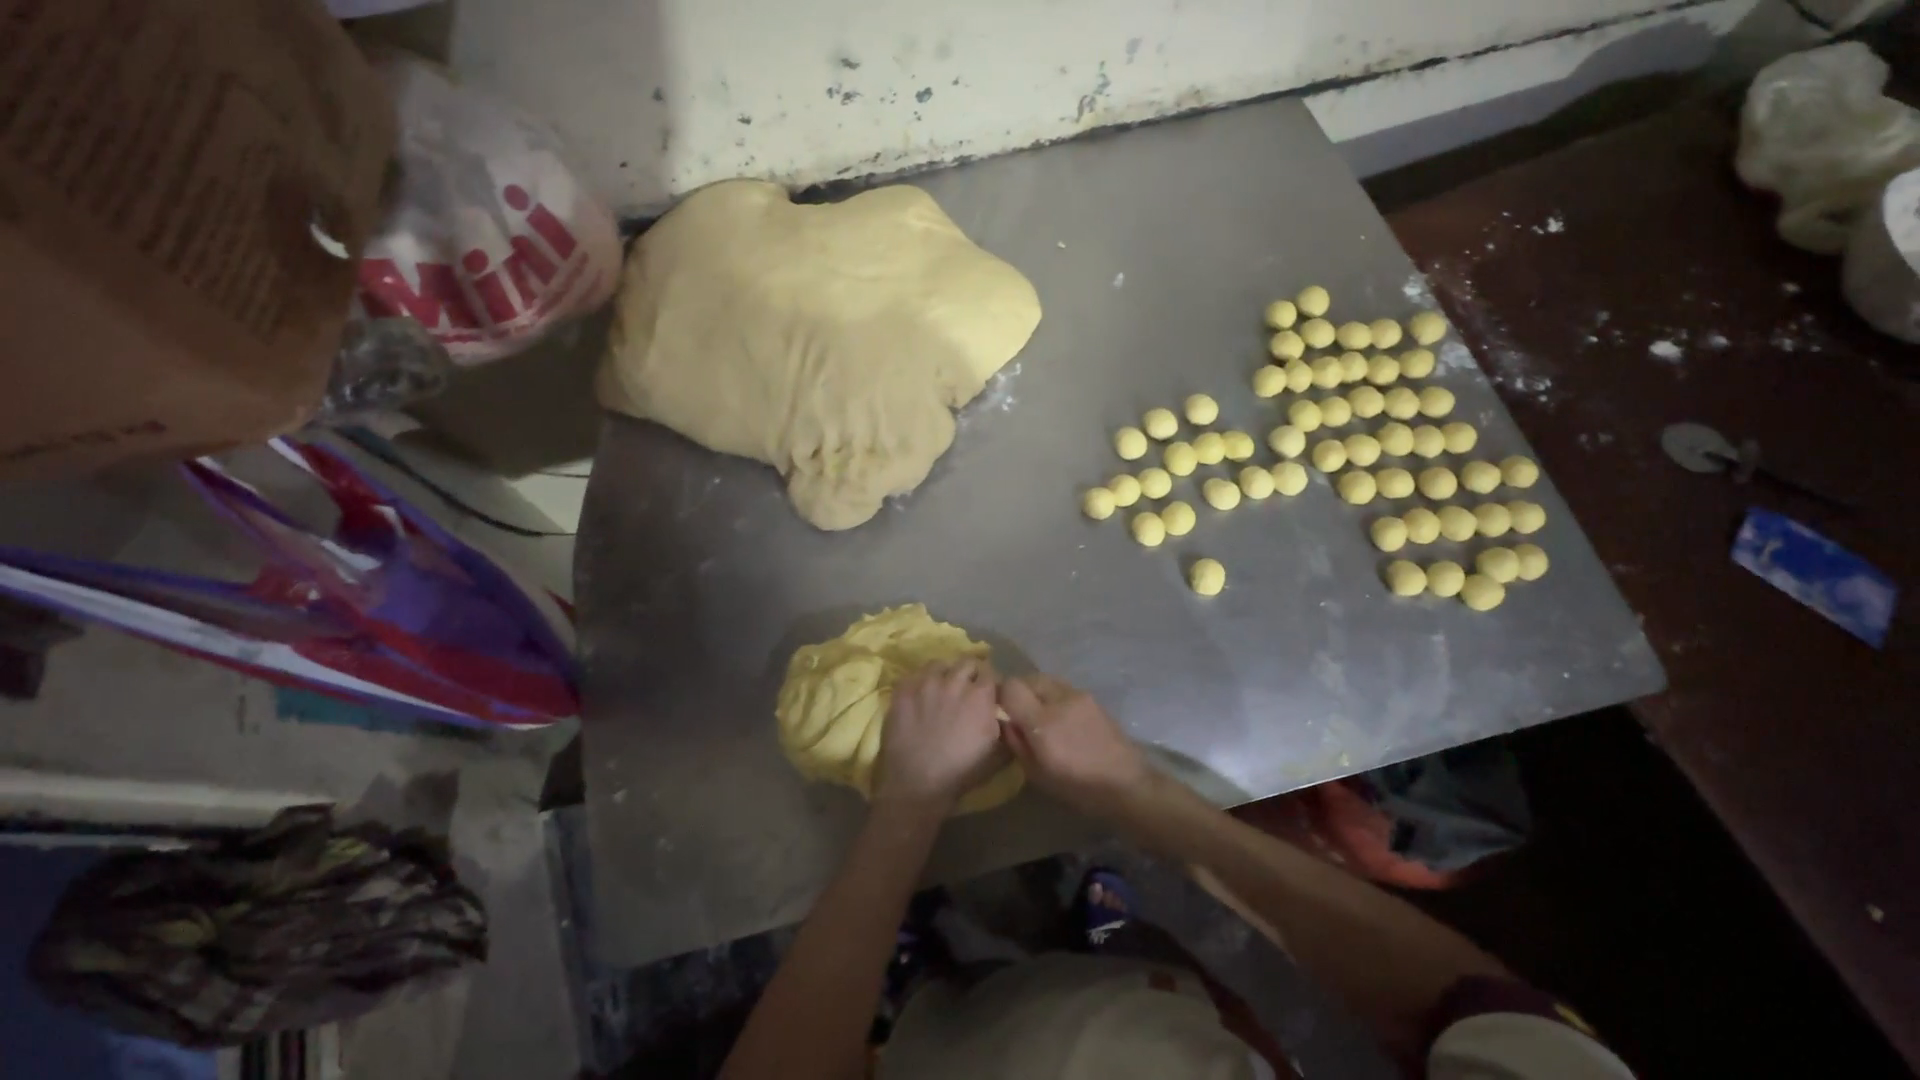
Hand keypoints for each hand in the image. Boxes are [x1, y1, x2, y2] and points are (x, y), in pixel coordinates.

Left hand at [874, 658, 1006, 814]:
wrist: (917, 784)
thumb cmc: (961, 772)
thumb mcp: (998, 755)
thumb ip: (1007, 729)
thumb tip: (1008, 717)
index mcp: (980, 695)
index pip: (990, 672)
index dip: (990, 683)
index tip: (988, 693)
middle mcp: (954, 681)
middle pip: (966, 663)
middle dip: (969, 673)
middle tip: (966, 689)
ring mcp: (926, 683)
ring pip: (939, 664)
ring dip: (944, 673)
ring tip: (941, 687)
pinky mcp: (903, 690)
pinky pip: (915, 674)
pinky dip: (921, 681)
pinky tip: (920, 695)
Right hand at [998, 675, 1151, 816]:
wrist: (1126, 785)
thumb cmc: (1077, 787)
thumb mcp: (1037, 773)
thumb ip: (1016, 742)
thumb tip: (1004, 722)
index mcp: (1043, 721)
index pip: (1011, 686)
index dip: (1000, 695)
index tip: (999, 710)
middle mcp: (1061, 699)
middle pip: (1029, 678)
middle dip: (1019, 691)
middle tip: (1017, 713)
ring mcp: (1080, 696)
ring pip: (1048, 681)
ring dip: (1038, 692)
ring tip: (1039, 715)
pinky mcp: (1094, 699)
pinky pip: (1064, 690)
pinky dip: (1055, 697)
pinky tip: (1060, 719)